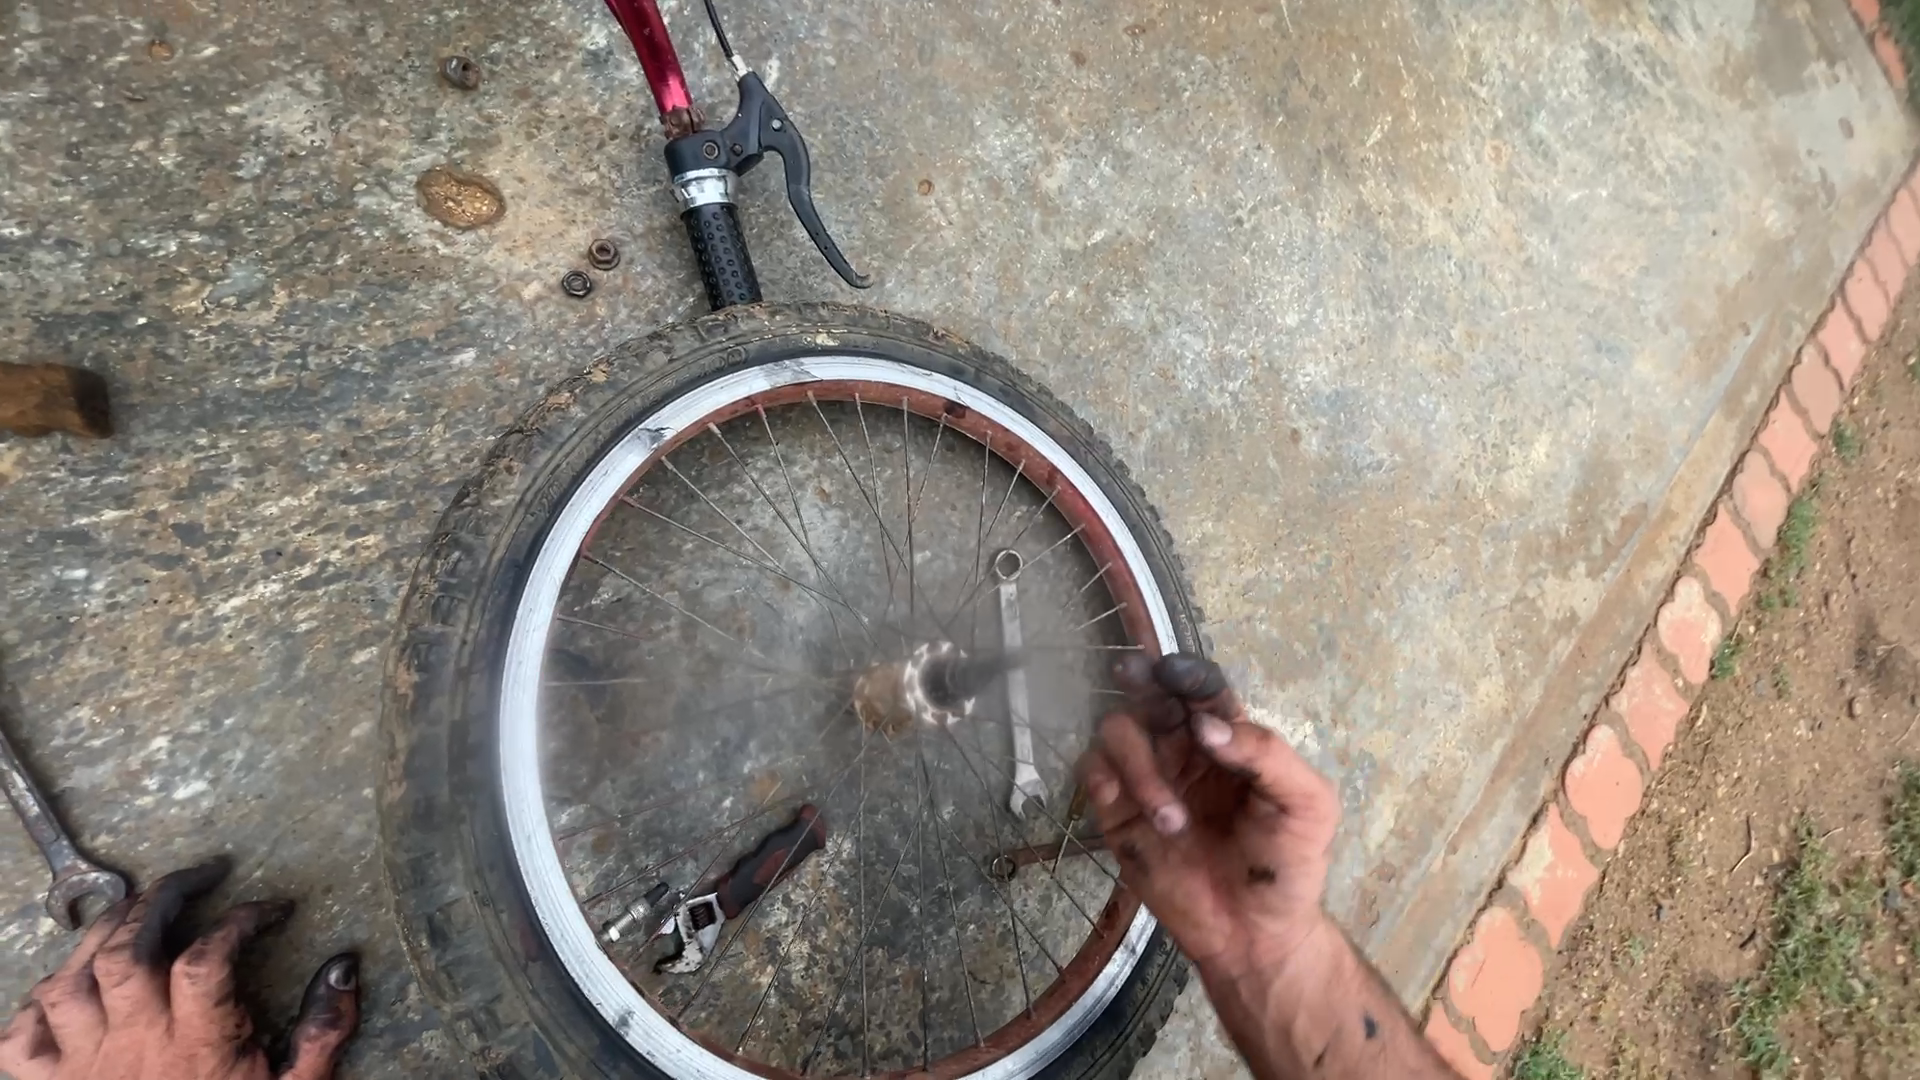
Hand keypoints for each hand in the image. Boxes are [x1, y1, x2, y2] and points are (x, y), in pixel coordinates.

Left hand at [0, 859, 358, 1079]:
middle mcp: (128, 1044)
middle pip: (124, 952)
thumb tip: (345, 966)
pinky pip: (16, 1035)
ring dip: (101, 934)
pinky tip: (74, 981)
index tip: (275, 908)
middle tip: (202, 876)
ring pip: (67, 981)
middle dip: (163, 899)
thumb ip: (323, 1032)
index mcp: (194, 1042)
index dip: (243, 917)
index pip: (208, 956)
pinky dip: (41, 998)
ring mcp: (73, 1069)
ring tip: (139, 909)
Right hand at [1079, 653, 1340, 979]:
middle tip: (1130, 672)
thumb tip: (1205, 726)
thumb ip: (1266, 753)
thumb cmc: (1286, 864)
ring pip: (1116, 727)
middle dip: (1138, 677)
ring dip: (1137, 763)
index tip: (1171, 671)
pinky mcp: (1116, 808)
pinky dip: (1101, 777)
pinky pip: (1092, 769)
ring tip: (1172, 820)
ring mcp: (1146, 774)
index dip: (1184, 670)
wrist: (1253, 934)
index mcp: (1226, 735)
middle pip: (1148, 690)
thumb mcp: (1306, 804)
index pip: (1200, 686)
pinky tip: (1126, 805)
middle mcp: (1180, 745)